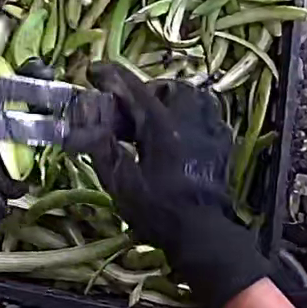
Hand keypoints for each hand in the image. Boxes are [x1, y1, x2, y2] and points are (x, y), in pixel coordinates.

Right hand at [66, 63, 275, 307]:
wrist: (202, 236)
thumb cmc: (158, 211)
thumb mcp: (121, 183)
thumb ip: (102, 149)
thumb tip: (83, 127)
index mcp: (162, 126)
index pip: (134, 89)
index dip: (111, 77)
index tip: (93, 71)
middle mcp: (190, 120)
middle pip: (168, 87)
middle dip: (145, 91)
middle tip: (127, 110)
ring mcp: (211, 131)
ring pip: (194, 97)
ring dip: (172, 100)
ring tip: (155, 117)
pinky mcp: (223, 145)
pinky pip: (209, 116)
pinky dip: (192, 115)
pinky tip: (180, 132)